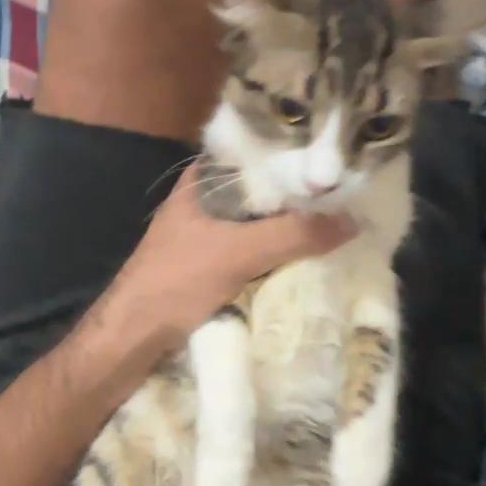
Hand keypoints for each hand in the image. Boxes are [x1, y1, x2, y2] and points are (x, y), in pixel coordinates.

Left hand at [93, 169, 355, 354]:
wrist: (132, 336)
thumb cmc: (176, 281)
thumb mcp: (238, 253)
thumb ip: (294, 234)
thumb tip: (353, 220)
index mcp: (201, 182)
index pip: (253, 150)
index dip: (292, 149)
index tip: (333, 150)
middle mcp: (203, 202)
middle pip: (260, 187)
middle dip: (297, 191)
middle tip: (346, 187)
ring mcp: (205, 235)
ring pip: (257, 220)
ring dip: (289, 223)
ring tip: (338, 216)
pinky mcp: (209, 266)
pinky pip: (252, 249)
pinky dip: (276, 250)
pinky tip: (306, 253)